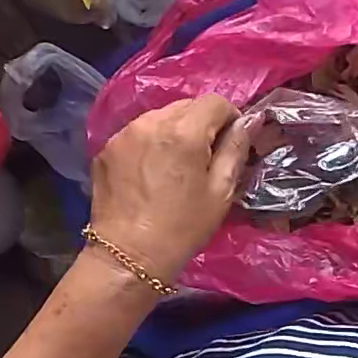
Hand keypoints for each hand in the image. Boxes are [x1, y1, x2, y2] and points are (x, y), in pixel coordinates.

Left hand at [88, 95, 253, 281]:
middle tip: (204, 157)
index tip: (231, 142)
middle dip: (201, 124)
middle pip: (185, 106)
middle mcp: (150, 122)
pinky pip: (136, 133)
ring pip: (159, 117)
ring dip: (173, 131)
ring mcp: (123, 134)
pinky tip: (150, 173)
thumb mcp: (220, 192)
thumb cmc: (182, 228)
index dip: (230, 118)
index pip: (215, 102)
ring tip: (175, 166)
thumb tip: (250, 120)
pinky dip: (149, 144)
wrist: (128, 256)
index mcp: (183, 131)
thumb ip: (236, 149)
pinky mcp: (106, 148)